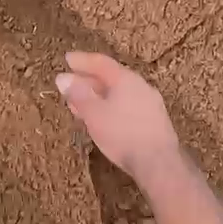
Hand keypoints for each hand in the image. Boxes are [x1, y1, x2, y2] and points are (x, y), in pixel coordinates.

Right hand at [56, 51, 181, 182]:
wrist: (159, 164)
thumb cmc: (122, 133)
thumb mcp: (93, 113)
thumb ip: (78, 94)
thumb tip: (63, 78)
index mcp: (126, 80)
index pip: (101, 63)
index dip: (82, 60)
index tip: (67, 59)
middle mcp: (141, 87)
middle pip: (110, 78)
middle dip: (87, 80)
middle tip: (69, 83)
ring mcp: (150, 104)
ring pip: (118, 93)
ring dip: (97, 96)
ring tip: (79, 103)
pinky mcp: (153, 122)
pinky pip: (125, 106)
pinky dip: (108, 106)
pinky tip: (99, 118)